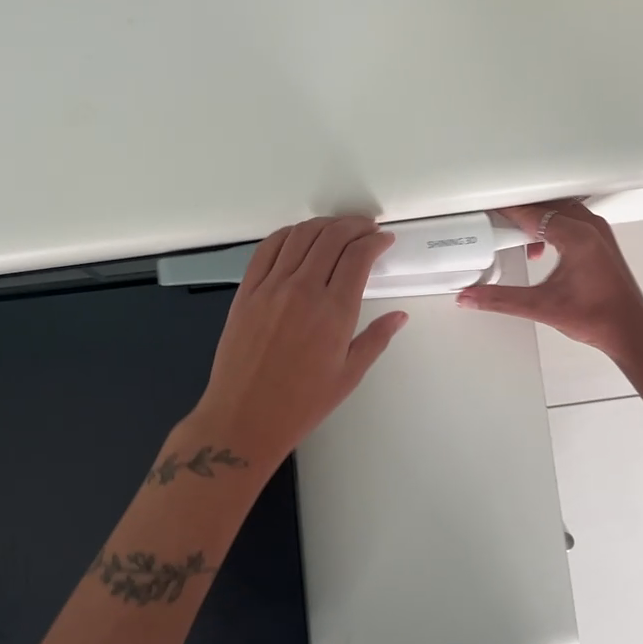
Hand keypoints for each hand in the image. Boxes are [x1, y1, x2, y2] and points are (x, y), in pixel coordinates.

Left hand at [193, 217, 407, 464]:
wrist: (244, 419)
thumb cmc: (298, 404)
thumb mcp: (349, 375)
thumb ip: (376, 339)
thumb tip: (398, 317)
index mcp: (334, 313)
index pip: (359, 256)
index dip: (375, 241)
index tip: (384, 240)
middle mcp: (303, 292)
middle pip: (333, 237)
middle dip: (355, 225)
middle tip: (366, 228)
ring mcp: (271, 289)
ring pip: (301, 236)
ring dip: (324, 225)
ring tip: (338, 228)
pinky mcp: (247, 292)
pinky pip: (267, 249)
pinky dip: (287, 234)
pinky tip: (299, 236)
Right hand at [455, 200, 642, 359]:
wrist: (629, 331)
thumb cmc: (601, 318)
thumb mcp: (541, 306)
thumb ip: (501, 299)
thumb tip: (473, 296)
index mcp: (577, 236)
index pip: (532, 213)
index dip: (506, 212)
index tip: (489, 210)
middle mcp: (591, 228)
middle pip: (546, 205)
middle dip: (521, 213)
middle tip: (499, 222)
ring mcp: (599, 233)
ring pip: (560, 210)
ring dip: (538, 220)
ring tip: (518, 238)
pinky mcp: (601, 241)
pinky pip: (572, 220)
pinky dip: (552, 227)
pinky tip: (542, 249)